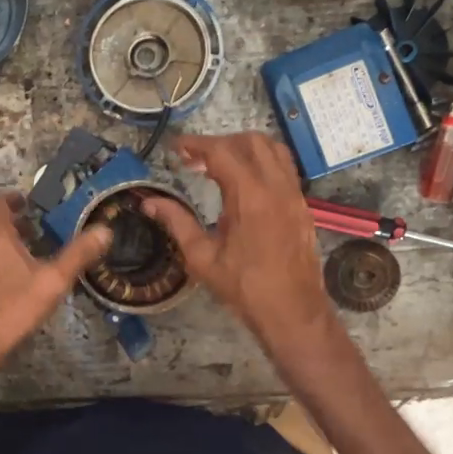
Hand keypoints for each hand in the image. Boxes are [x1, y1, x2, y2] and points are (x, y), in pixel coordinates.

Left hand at [0, 192, 112, 381]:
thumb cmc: (11, 309)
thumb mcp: (52, 282)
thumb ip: (78, 255)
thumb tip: (105, 230)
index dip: (12, 197)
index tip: (29, 203)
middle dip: (10, 220)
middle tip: (34, 228)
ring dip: (3, 241)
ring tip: (28, 254)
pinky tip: (12, 281)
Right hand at [140, 133, 336, 354]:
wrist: (291, 311)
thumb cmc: (243, 287)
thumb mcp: (201, 257)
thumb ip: (177, 222)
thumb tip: (150, 202)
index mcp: (250, 197)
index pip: (222, 152)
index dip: (196, 144)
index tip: (176, 147)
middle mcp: (276, 187)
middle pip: (251, 142)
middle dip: (220, 142)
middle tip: (194, 159)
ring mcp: (294, 195)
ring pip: (273, 150)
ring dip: (244, 149)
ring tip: (219, 166)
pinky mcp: (302, 206)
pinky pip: (284, 169)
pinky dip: (262, 163)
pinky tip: (243, 185)